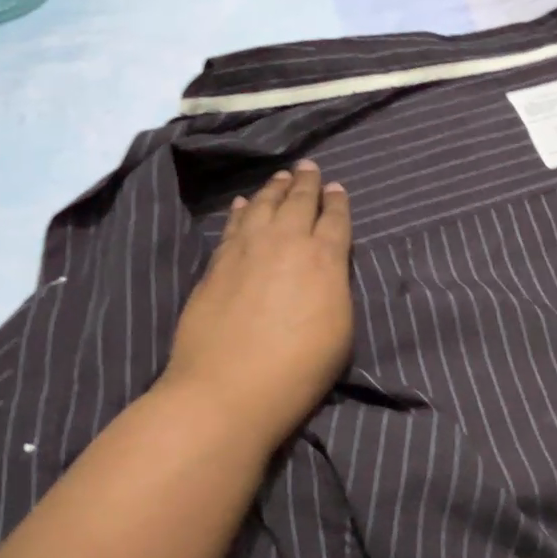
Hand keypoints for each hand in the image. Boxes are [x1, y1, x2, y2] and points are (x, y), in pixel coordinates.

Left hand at [158, 159, 354, 450]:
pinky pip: (233, 225)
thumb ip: (335, 288)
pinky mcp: (216, 263)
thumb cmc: (298, 370)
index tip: (336, 188)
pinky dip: (242, 210)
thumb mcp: (340, 331)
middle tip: (308, 167)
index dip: (337, 202)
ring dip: (275, 189)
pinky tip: (244, 204)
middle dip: (306, 182)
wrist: (227, 390)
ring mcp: (247, 249)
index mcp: (325, 259)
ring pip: (264, 206)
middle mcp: (287, 242)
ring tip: (281, 177)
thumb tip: (325, 264)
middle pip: (299, 201)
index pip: (335, 219)